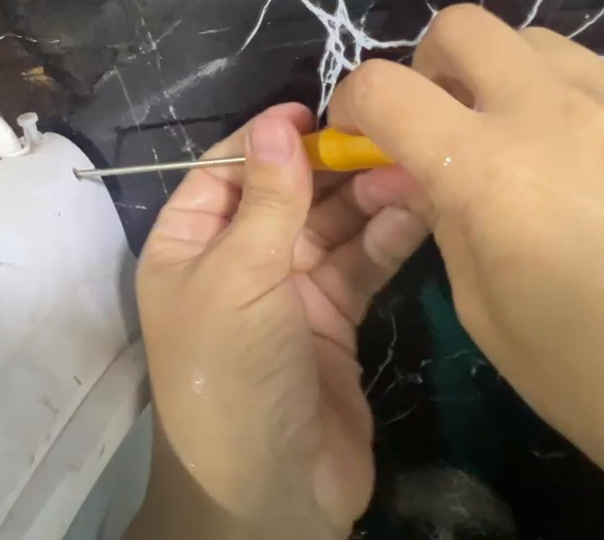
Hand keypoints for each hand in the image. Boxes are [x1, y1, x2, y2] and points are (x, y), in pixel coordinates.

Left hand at [130, 103, 428, 538]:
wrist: (269, 493)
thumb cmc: (231, 368)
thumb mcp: (239, 275)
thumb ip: (268, 199)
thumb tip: (277, 121)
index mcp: (187, 242)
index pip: (226, 171)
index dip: (266, 139)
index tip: (314, 110)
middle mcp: (233, 258)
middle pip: (284, 194)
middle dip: (328, 167)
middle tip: (382, 137)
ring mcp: (284, 290)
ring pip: (327, 227)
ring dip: (364, 198)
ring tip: (410, 169)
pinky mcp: (330, 320)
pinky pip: (356, 265)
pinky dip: (383, 238)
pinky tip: (416, 210)